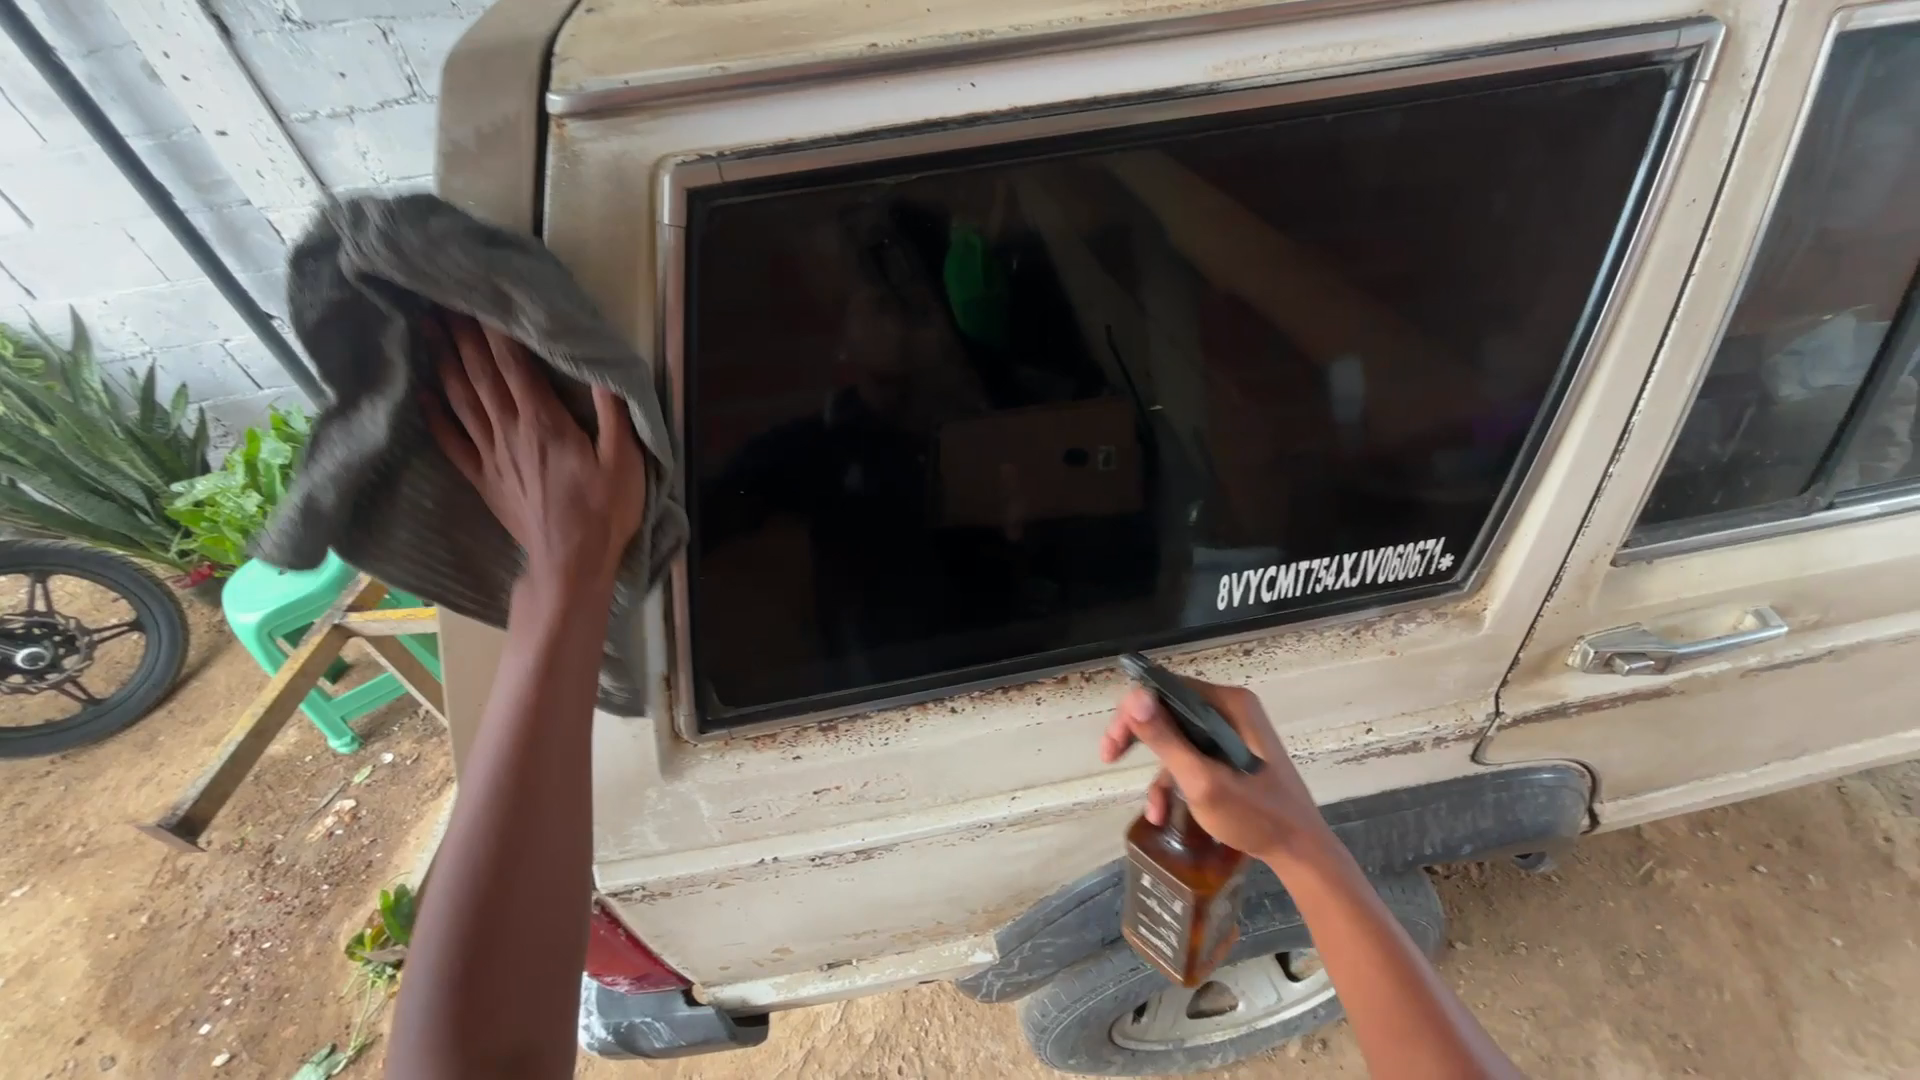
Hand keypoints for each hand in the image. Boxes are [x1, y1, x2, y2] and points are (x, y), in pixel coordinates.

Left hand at [423, 312, 646, 593]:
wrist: (571, 563)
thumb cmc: (605, 512)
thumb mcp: (625, 462)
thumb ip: (614, 415)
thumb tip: (603, 370)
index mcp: (544, 423)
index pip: (514, 365)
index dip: (494, 330)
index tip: (476, 296)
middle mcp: (510, 432)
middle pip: (480, 374)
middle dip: (461, 335)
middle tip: (439, 299)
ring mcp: (492, 456)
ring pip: (462, 399)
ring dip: (443, 363)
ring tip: (426, 331)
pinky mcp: (485, 479)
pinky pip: (453, 441)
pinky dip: (435, 415)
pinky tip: (423, 395)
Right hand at [1099, 677, 1332, 865]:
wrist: (1301, 853)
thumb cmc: (1256, 815)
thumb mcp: (1202, 780)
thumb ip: (1165, 739)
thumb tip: (1133, 698)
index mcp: (1229, 704)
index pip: (1167, 690)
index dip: (1133, 711)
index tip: (1114, 742)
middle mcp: (1229, 710)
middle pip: (1167, 711)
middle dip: (1137, 738)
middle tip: (1111, 757)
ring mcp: (1231, 734)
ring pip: (1176, 738)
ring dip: (1157, 772)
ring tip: (1150, 809)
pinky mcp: (1230, 757)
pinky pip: (1191, 758)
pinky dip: (1175, 782)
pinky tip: (1163, 814)